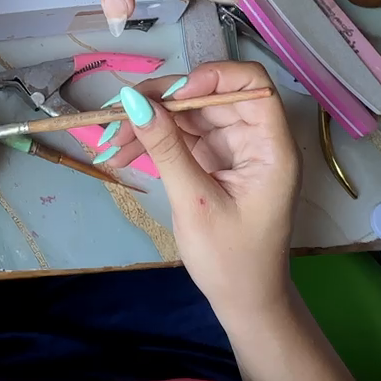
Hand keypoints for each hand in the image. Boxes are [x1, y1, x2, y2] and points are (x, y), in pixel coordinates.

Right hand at [95, 62, 299, 319]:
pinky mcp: (211, 156)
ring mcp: (231, 145)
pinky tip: (122, 152)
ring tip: (111, 142)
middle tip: (118, 115)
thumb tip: (132, 100)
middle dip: (161, 102)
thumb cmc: (232, 260)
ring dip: (147, 121)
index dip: (212, 78)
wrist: (243, 302)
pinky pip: (178, 133)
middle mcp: (253, 137)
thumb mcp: (195, 203)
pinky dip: (150, 139)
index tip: (173, 98)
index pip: (250, 84)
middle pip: (207, 94)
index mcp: (270, 146)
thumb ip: (166, 148)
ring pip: (186, 112)